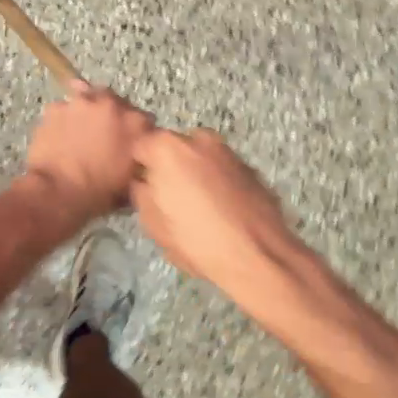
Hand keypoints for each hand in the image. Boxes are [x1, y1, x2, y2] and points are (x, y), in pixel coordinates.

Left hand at [24, 83, 154, 223]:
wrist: (59, 190)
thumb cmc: (99, 192)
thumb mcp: (131, 180)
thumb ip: (138, 159)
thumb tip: (137, 156)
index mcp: (136, 124)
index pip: (144, 119)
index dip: (136, 131)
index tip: (128, 141)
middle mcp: (111, 106)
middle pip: (115, 101)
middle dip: (111, 114)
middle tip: (102, 133)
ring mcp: (81, 103)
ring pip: (86, 98)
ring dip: (86, 112)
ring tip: (79, 132)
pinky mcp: (56, 107)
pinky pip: (62, 109)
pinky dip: (63, 119)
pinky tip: (60, 135)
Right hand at [131, 128, 303, 300]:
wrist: (260, 258)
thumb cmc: (197, 240)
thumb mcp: (152, 223)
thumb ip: (140, 192)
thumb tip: (144, 183)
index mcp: (167, 147)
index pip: (139, 145)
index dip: (137, 167)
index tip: (142, 187)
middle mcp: (198, 139)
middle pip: (172, 149)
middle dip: (168, 168)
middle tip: (170, 199)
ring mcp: (228, 152)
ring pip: (199, 159)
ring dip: (195, 175)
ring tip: (200, 209)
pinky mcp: (251, 169)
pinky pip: (222, 171)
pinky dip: (218, 184)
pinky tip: (222, 213)